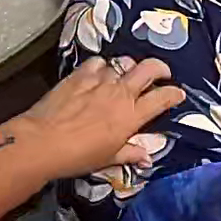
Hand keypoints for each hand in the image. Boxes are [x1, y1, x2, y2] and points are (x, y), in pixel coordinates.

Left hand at [8, 56, 185, 179]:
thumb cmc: (79, 155)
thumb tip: (146, 157)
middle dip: (160, 68)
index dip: (174, 94)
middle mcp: (120, 92)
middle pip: (149, 68)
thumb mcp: (108, 158)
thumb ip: (130, 153)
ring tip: (128, 73)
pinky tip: (99, 73)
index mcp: (132, 115)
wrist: (43, 141)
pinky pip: (98, 62)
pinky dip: (103, 66)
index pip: (162, 98)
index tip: (178, 94)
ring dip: (129, 67)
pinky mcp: (80, 74)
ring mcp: (100, 80)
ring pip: (123, 62)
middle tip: (162, 73)